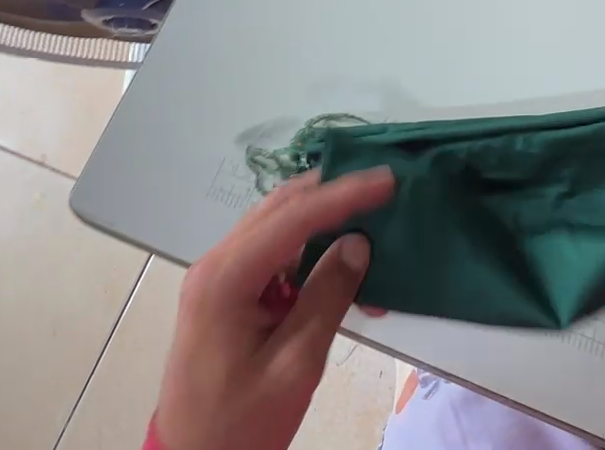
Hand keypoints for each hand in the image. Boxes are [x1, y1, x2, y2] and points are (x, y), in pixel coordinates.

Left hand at [156, 168, 394, 449]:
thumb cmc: (240, 424)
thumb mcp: (293, 368)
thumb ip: (327, 299)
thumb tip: (358, 242)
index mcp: (225, 277)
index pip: (292, 217)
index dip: (342, 194)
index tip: (386, 180)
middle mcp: (217, 262)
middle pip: (281, 208)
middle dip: (333, 193)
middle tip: (382, 186)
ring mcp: (219, 274)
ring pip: (278, 225)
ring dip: (323, 218)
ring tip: (369, 213)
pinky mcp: (228, 290)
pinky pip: (274, 252)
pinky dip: (310, 248)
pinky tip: (341, 259)